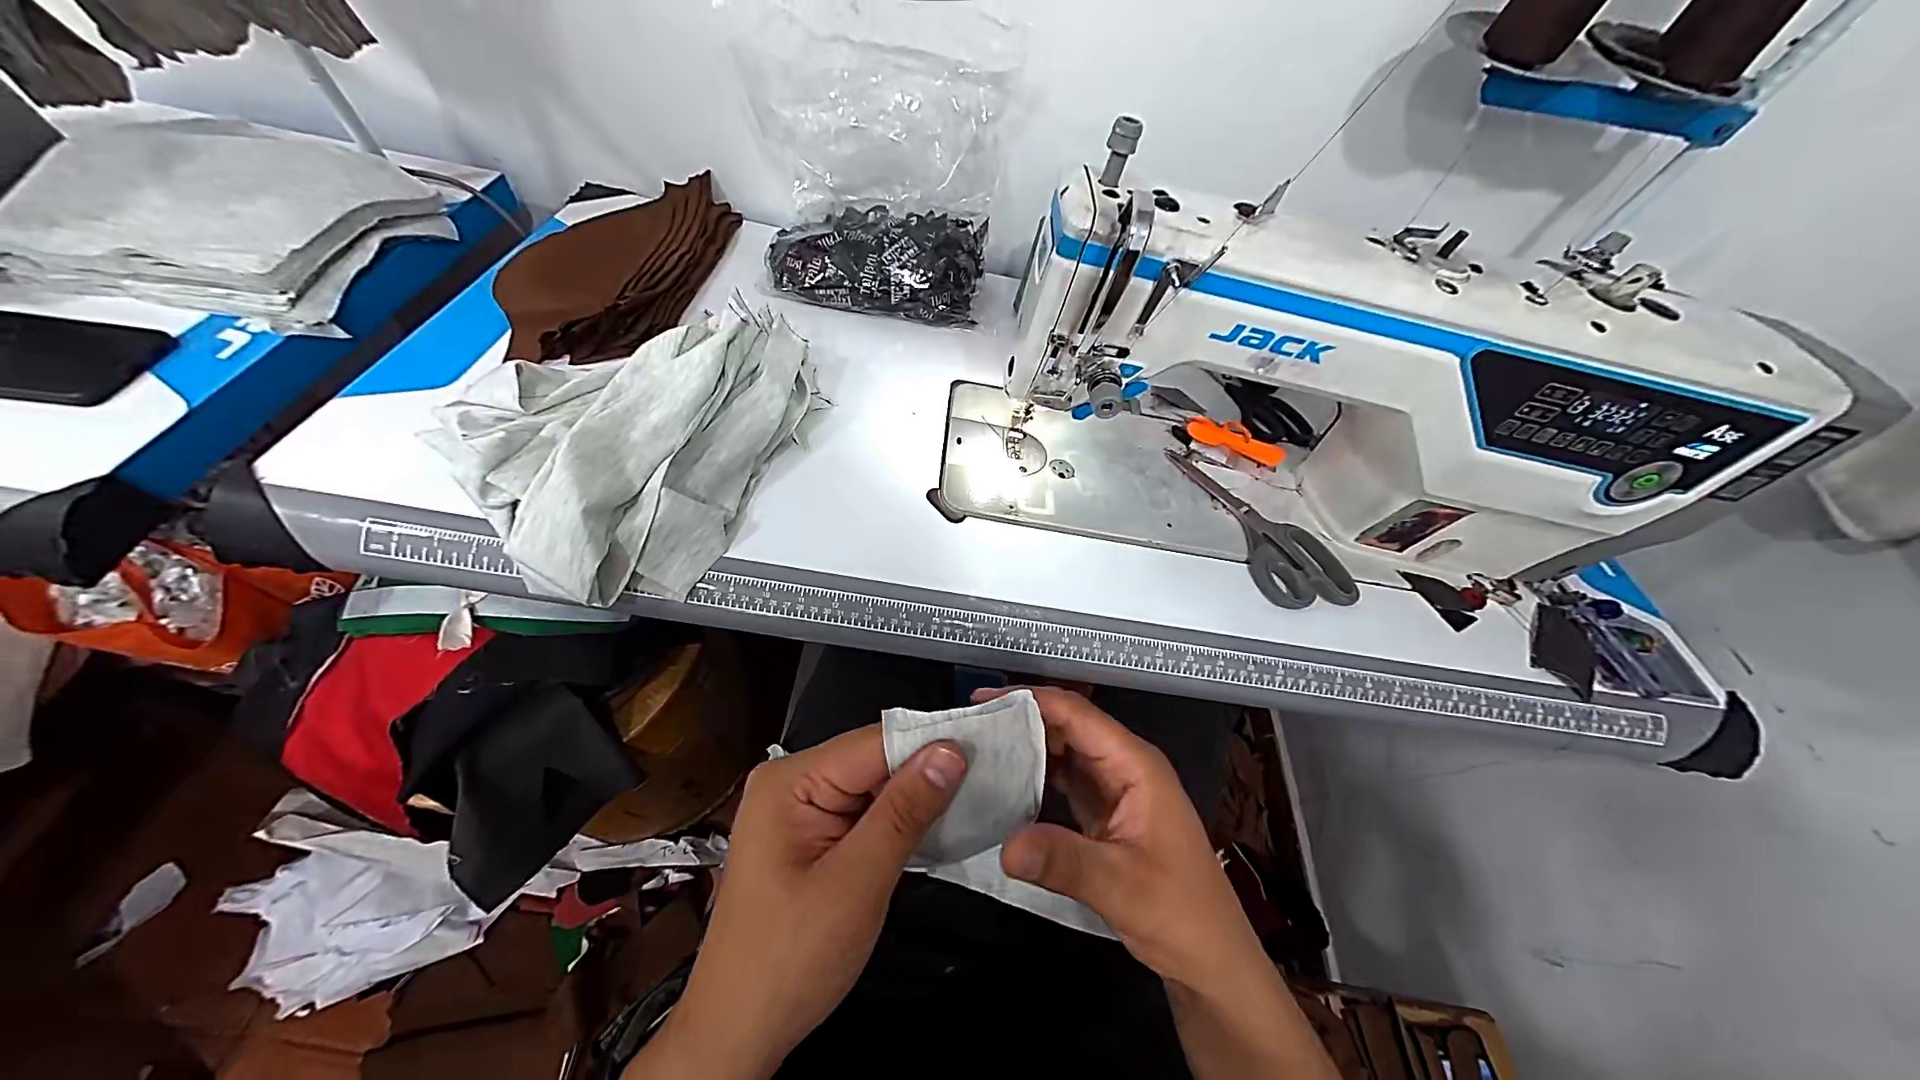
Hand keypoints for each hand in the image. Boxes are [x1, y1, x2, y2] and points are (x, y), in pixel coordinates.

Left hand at [629, 727, 965, 1078]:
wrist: (738, 1031)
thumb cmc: (786, 962)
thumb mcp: (856, 883)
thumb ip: (904, 812)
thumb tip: (949, 752)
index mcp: (789, 781)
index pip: (874, 743)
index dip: (930, 747)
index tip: (985, 755)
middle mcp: (791, 783)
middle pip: (875, 760)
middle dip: (925, 775)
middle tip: (983, 787)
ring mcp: (799, 809)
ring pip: (875, 786)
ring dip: (915, 800)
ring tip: (967, 807)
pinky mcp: (812, 834)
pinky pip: (865, 812)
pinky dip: (898, 822)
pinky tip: (930, 831)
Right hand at [982, 686, 1337, 1079]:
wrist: (1210, 961)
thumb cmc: (1181, 913)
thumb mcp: (1122, 885)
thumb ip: (1064, 861)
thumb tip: (1006, 847)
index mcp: (1135, 764)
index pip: (1076, 714)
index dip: (1029, 700)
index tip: (982, 700)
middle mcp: (1124, 766)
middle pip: (1067, 726)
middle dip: (1021, 720)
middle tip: (971, 728)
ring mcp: (1115, 788)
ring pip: (1064, 752)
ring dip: (1025, 747)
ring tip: (979, 749)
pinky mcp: (1104, 812)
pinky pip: (1063, 780)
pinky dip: (1035, 776)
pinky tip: (1005, 784)